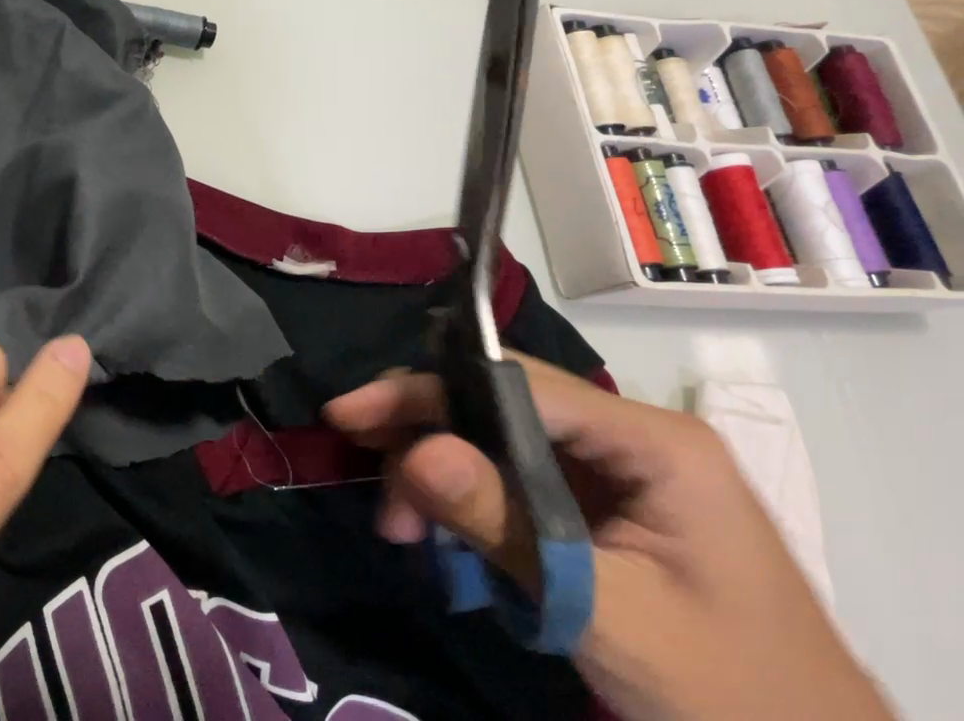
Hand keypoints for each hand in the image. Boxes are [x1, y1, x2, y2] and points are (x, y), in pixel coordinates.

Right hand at [324, 353, 893, 720]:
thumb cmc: (726, 689)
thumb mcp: (606, 610)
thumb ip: (506, 524)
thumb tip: (414, 451)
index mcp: (653, 442)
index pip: (517, 385)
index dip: (426, 391)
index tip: (348, 416)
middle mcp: (630, 438)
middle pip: (498, 407)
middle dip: (425, 442)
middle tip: (381, 500)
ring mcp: (614, 472)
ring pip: (495, 443)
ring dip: (438, 480)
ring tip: (405, 533)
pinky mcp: (598, 506)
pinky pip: (511, 482)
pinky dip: (465, 505)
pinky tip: (441, 539)